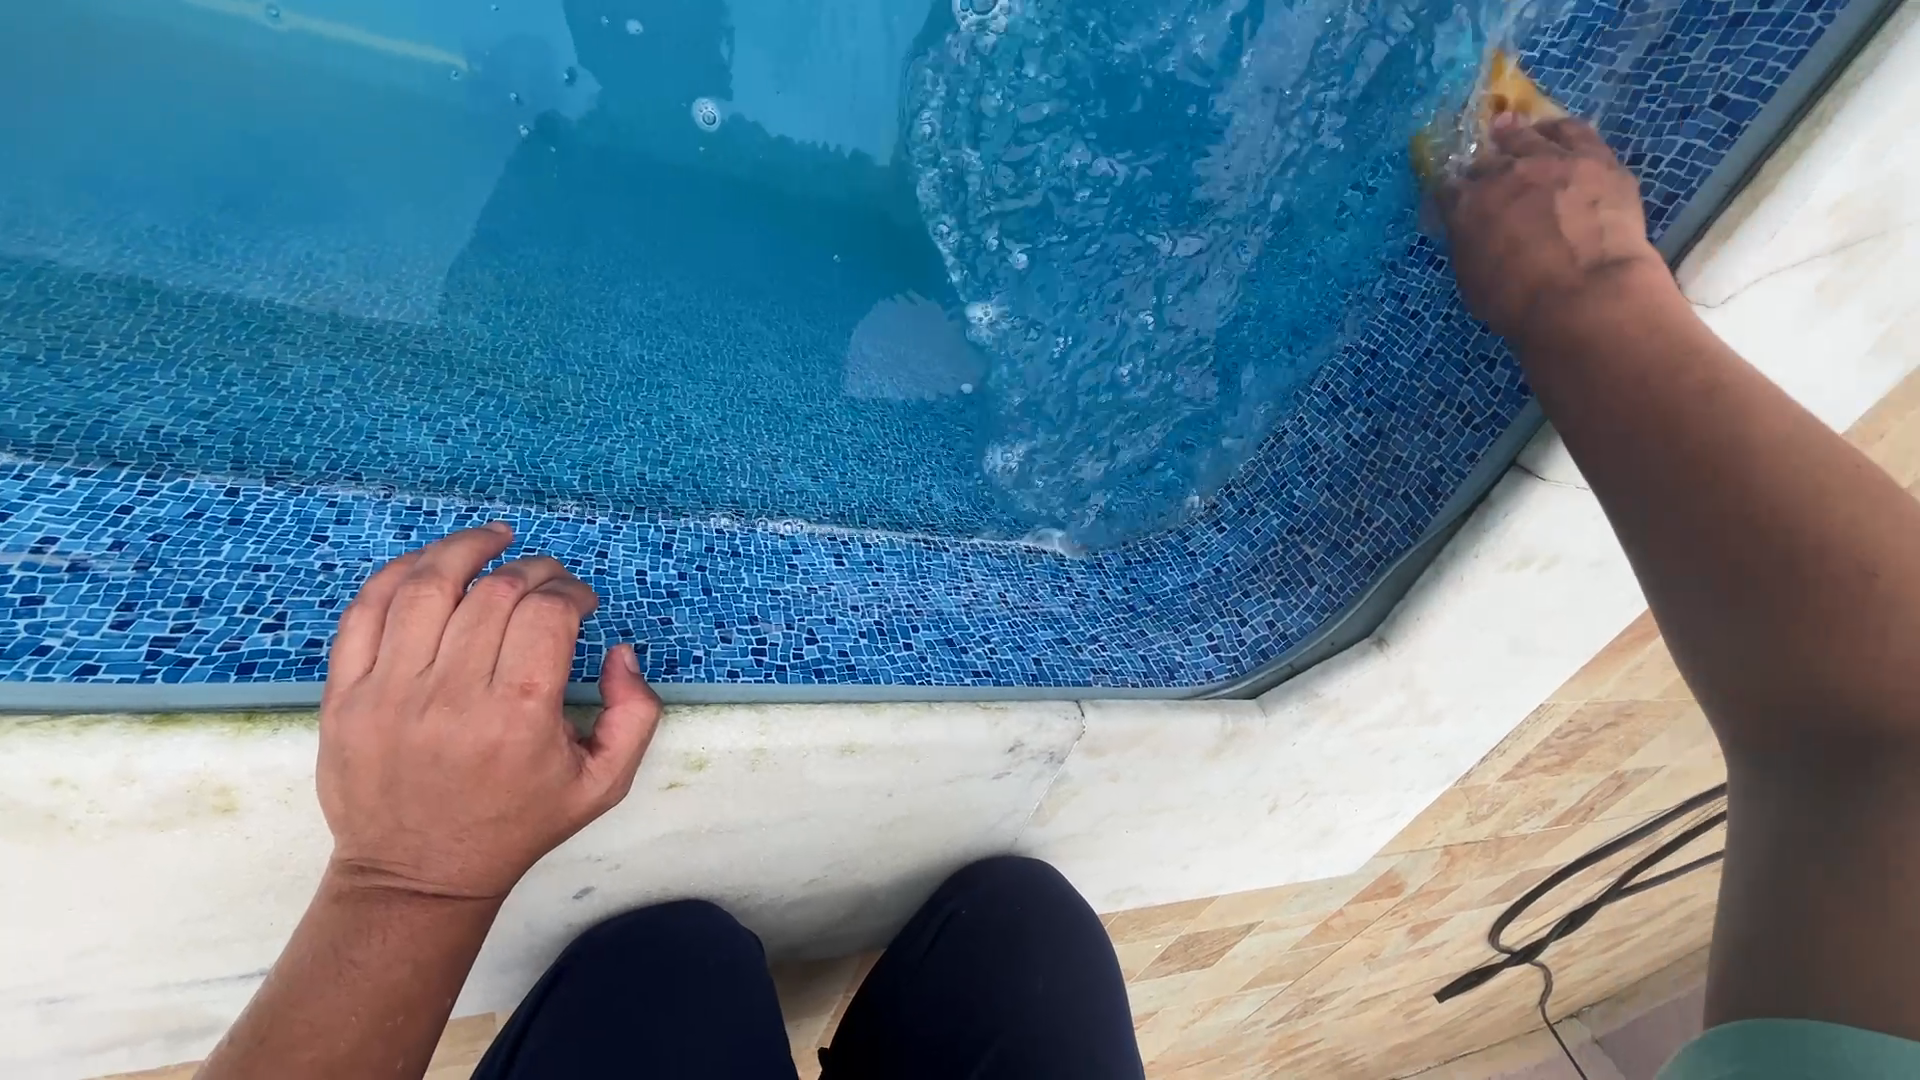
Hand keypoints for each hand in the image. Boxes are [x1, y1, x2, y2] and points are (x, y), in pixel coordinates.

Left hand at [317, 523, 659, 900]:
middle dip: (535, 570)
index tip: (582, 601)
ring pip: (426, 587)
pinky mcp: (344, 696)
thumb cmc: (520, 824)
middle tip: (551, 577)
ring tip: (495, 538)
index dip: (573, 592)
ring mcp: (388, 692)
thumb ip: (636, 713)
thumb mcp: (606, 782)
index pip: (547, 613)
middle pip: (496, 592)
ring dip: (466, 549)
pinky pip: (364, 612)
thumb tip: (621, 652)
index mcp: (519, 714)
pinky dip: (400, 573)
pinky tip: (433, 562)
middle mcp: (452, 695)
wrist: (417, 874)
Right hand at [1438, 114, 1671, 343]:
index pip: (1446, 190)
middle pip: (1485, 158)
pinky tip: (1555, 129)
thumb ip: (1469, 246)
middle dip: (1480, 163)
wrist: (1583, 291)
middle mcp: (1502, 174)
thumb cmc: (1515, 300)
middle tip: (1482, 165)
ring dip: (1514, 132)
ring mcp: (1551, 161)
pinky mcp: (1595, 158)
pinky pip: (1573, 131)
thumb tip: (1473, 234)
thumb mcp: (1472, 278)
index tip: (1450, 198)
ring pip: (1526, 135)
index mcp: (1465, 207)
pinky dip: (1558, 130)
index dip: (1448, 193)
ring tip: (1509, 126)